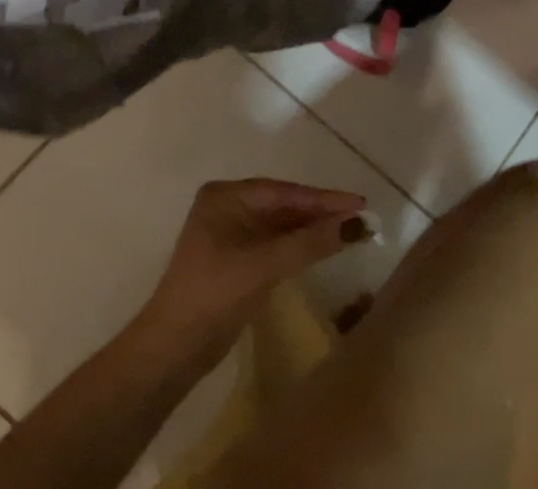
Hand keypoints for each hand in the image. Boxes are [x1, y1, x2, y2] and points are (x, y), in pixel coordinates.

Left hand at [141, 179, 371, 359]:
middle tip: (363, 219)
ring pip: (282, 225)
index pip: (285, 192)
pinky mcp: (236, 260)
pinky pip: (276, 243)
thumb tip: (360, 223)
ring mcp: (230, 234)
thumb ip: (312, 241)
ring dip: (313, 230)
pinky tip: (324, 248)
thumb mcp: (266, 264)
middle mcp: (226, 207)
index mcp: (225, 196)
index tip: (362, 204)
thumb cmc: (215, 294)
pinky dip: (300, 245)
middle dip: (322, 213)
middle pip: (284, 205)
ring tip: (352, 232)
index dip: (325, 199)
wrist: (175, 346)